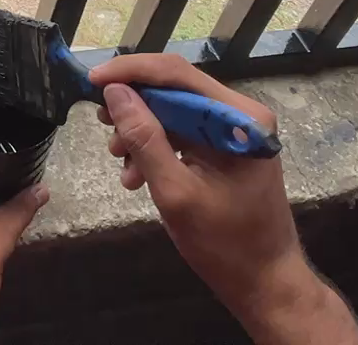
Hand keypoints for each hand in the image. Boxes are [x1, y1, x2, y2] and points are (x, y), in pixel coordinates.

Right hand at [90, 54, 357, 344]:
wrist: (265, 286)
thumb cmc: (226, 244)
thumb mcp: (176, 193)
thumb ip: (144, 138)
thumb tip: (114, 91)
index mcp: (239, 116)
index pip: (176, 73)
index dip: (130, 71)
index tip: (92, 81)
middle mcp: (238, 111)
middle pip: (171, 88)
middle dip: (132, 106)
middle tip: (101, 123)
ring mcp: (231, 127)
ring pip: (170, 108)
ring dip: (139, 129)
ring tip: (118, 158)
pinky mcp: (222, 143)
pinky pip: (178, 128)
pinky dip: (153, 145)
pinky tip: (135, 173)